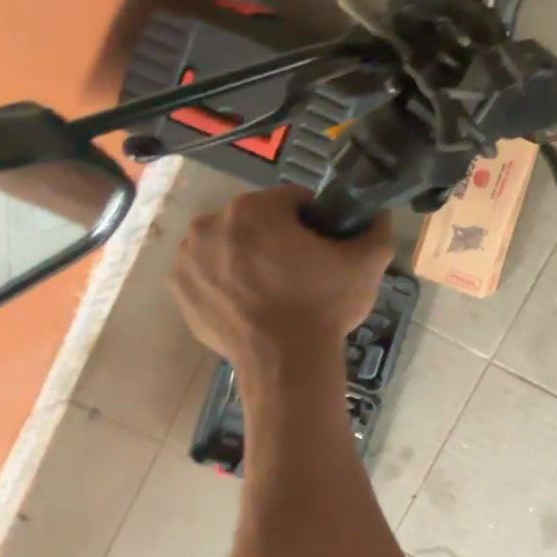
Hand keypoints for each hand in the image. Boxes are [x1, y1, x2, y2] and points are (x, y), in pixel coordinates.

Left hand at [170, 187, 391, 372]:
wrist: (285, 358)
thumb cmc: (325, 302)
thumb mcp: (369, 262)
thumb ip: (376, 228)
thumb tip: (377, 214)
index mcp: (254, 210)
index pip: (291, 198)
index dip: (315, 217)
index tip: (327, 242)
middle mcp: (210, 225)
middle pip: (254, 220)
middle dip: (277, 235)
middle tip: (305, 265)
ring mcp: (187, 257)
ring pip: (228, 244)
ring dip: (250, 255)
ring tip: (278, 285)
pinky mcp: (179, 288)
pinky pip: (209, 272)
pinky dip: (229, 279)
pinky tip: (255, 300)